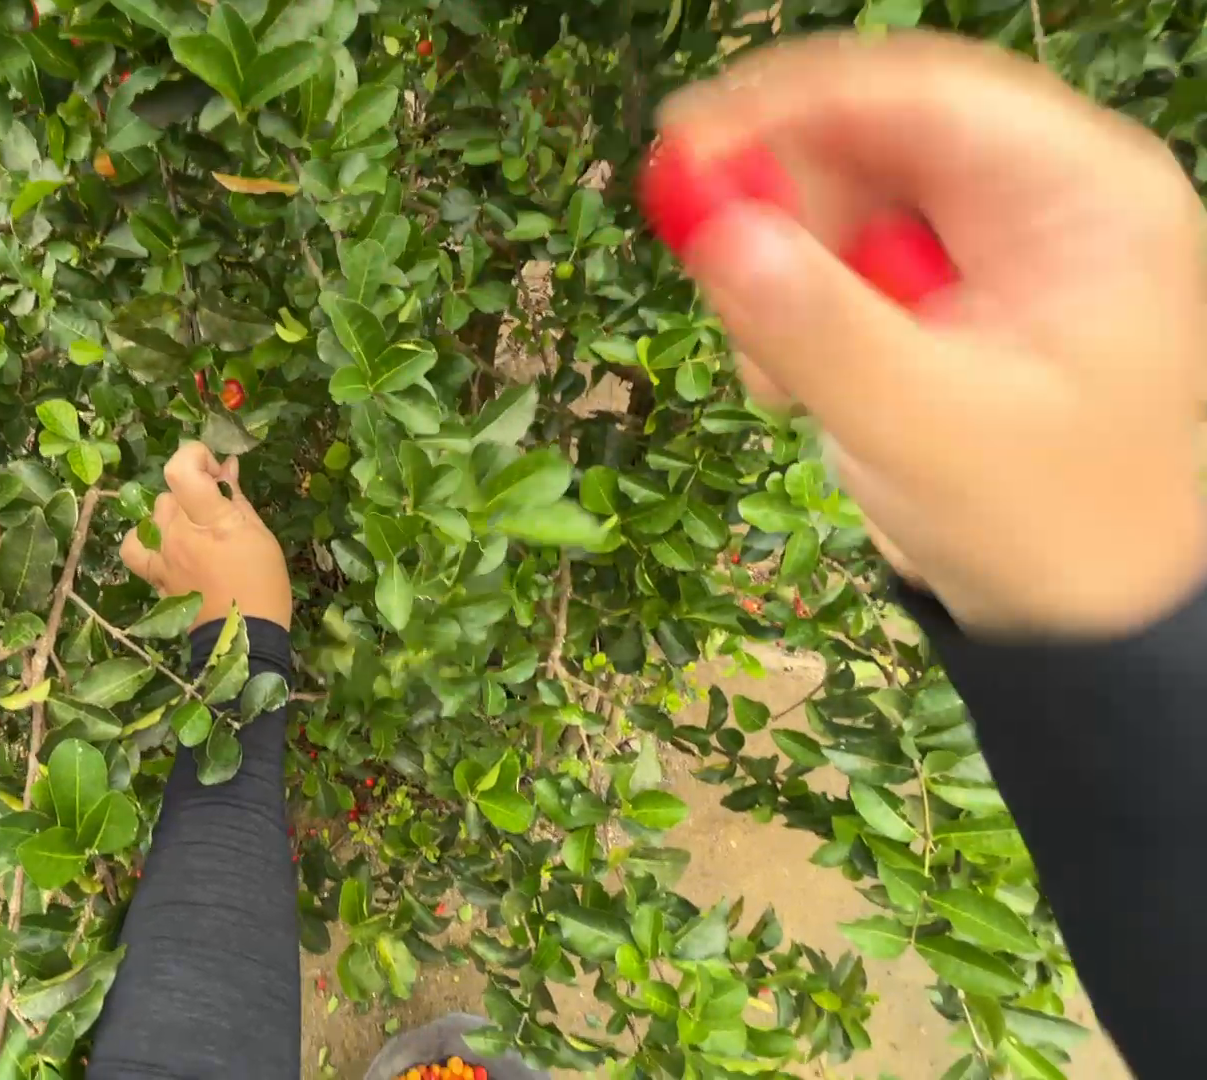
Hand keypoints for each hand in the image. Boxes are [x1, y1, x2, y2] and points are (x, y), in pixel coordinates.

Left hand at [120, 443, 291, 629]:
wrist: (243, 639)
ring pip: (154, 514)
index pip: (181, 469)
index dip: (195, 457)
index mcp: (211, 521)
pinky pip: (134, 546)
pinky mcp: (153, 575)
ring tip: (196, 530)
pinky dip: (144, 538)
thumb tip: (226, 467)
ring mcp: (162, 556)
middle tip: (217, 509)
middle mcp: (178, 534)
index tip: (216, 472)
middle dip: (193, 490)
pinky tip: (163, 542)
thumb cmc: (263, 585)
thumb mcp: (260, 535)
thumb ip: (236, 498)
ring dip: (174, 514)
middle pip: (170, 491)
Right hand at [661, 32, 1205, 635]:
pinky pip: (811, 272)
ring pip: (822, 213)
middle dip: (772, 210)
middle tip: (714, 277)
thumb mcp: (915, 421)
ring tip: (773, 374)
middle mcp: (1021, 202)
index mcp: (1075, 199)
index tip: (680, 146)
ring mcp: (963, 252)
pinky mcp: (910, 299)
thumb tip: (714, 234)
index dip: (790, 104)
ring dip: (767, 281)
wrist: (1055, 590)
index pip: (919, 96)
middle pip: (861, 144)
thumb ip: (814, 327)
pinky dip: (773, 318)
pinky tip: (786, 384)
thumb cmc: (1029, 511)